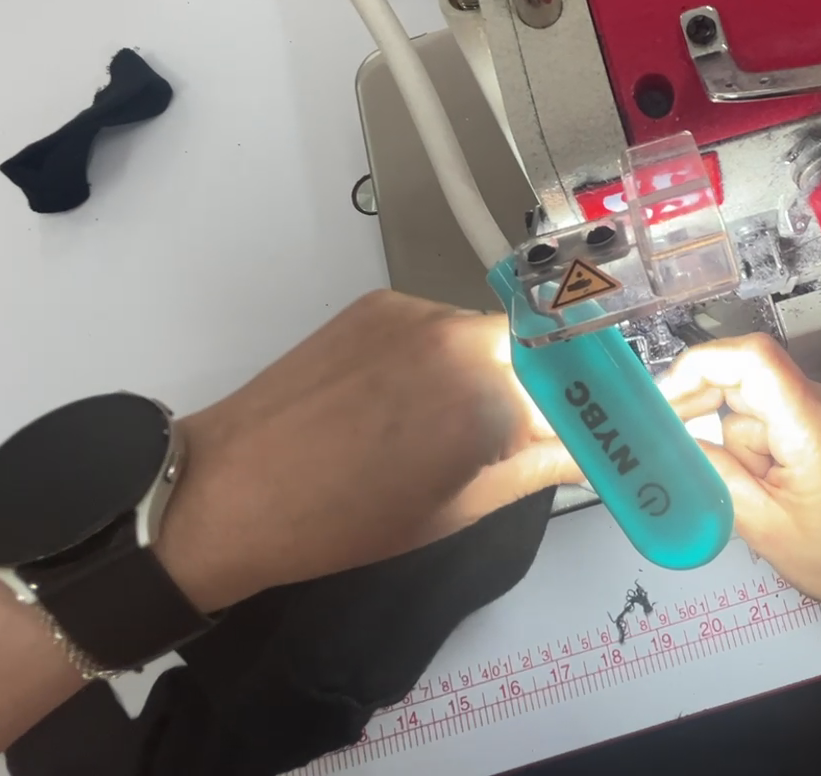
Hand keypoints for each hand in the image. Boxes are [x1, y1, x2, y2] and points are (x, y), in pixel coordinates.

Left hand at [154, 290, 578, 611]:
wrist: (228, 489)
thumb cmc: (351, 520)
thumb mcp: (461, 507)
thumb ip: (540, 467)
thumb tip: (592, 450)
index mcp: (491, 398)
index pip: (575, 395)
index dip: (588, 412)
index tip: (591, 425)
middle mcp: (466, 336)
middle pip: (538, 350)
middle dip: (539, 386)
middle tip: (515, 426)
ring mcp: (420, 310)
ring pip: (488, 332)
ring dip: (491, 366)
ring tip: (447, 412)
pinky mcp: (383, 300)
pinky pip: (440, 322)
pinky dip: (443, 351)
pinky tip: (405, 389)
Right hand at [661, 336, 820, 645]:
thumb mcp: (767, 529)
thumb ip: (716, 477)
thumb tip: (678, 441)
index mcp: (815, 429)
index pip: (752, 359)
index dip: (699, 366)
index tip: (665, 398)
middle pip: (746, 375)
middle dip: (707, 408)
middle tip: (679, 445)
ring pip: (755, 399)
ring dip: (737, 438)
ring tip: (756, 492)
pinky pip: (774, 412)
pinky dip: (756, 442)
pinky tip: (768, 484)